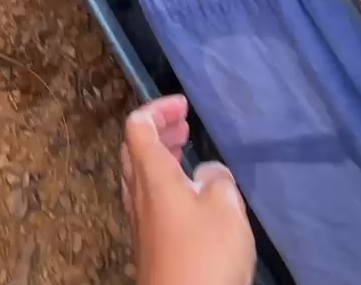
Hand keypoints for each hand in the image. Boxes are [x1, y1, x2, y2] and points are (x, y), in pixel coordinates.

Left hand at [121, 96, 253, 284]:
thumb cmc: (204, 254)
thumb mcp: (225, 206)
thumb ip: (218, 179)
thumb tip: (207, 174)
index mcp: (150, 173)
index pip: (138, 124)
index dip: (158, 109)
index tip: (184, 106)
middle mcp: (137, 192)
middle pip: (135, 147)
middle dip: (159, 130)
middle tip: (185, 126)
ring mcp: (139, 220)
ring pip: (140, 173)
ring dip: (160, 156)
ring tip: (186, 154)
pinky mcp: (148, 244)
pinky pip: (147, 198)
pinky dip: (164, 182)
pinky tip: (190, 196)